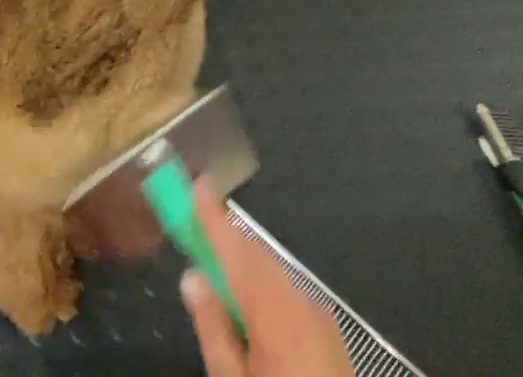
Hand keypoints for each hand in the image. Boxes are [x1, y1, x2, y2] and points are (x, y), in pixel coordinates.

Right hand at [183, 185, 354, 376]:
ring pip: (274, 277)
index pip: (238, 253)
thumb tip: (194, 278)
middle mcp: (304, 308)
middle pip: (258, 260)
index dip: (215, 218)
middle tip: (191, 225)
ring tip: (213, 273)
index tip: (197, 183)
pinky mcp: (332, 338)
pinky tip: (247, 307)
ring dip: (242, 267)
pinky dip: (263, 289)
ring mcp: (323, 323)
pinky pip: (289, 297)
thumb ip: (213, 327)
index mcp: (277, 318)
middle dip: (225, 240)